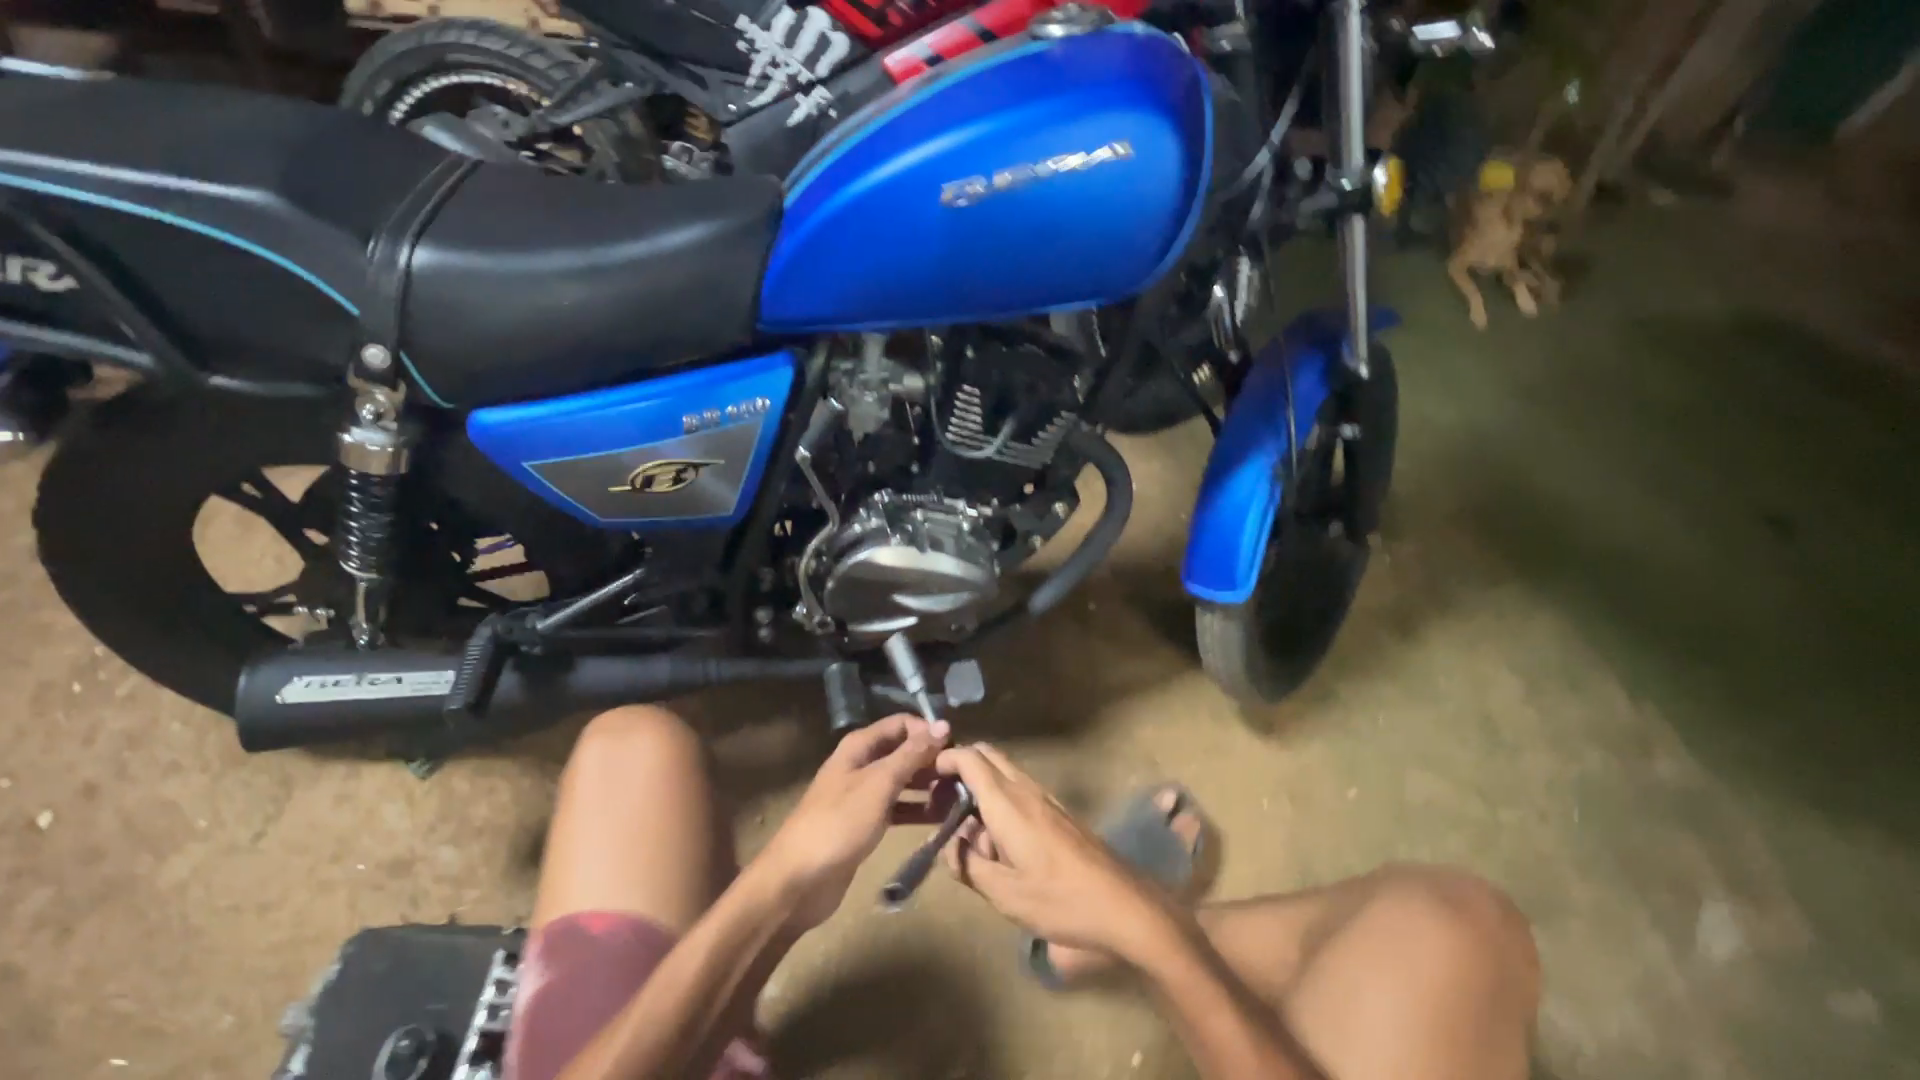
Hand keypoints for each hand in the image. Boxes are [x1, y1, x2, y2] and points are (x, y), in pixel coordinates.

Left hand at [756, 715, 948, 930]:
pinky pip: (898, 808)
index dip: (928, 732)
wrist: (799, 879)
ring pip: (902, 781)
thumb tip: (943, 725)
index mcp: (859, 747)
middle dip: (932, 760)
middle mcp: (860, 765)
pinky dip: (918, 810)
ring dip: (928, 786)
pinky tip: (941, 818)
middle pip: (903, 752)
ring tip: (959, 797)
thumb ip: (911, 754)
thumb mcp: (879, 784)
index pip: (901, 724)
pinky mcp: (865, 823)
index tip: (957, 749)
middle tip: (964, 777)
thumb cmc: (839, 823)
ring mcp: (862, 795)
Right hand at [937, 744, 1168, 957]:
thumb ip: (968, 865)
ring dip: (981, 791)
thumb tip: (949, 847)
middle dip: (960, 770)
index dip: (944, 760)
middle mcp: (1027, 791)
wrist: (1125, 907)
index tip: (925, 780)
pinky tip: (998, 846)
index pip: (970, 758)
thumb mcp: (1004, 894)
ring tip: (967, 836)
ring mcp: (1047, 800)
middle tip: (941, 804)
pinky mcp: (1060, 815)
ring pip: (1004, 775)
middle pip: (988, 757)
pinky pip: (1020, 794)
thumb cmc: (1060, 900)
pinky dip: (1000, 805)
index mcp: (1008, 803)